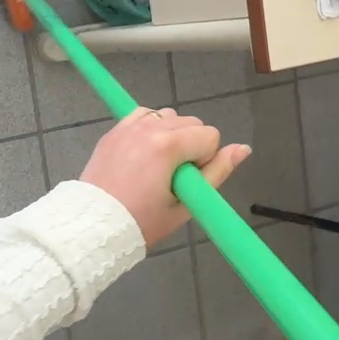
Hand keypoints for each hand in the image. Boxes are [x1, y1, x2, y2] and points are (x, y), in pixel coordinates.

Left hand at [79, 107, 250, 246]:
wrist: (94, 224)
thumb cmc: (142, 221)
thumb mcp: (186, 204)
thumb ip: (217, 173)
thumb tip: (244, 148)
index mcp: (168, 145)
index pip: (210, 135)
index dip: (206, 160)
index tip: (188, 182)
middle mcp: (149, 128)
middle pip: (191, 122)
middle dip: (191, 146)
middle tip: (173, 177)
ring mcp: (128, 126)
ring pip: (168, 116)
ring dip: (171, 135)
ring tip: (157, 166)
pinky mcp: (114, 130)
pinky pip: (143, 115)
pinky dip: (150, 127)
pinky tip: (145, 152)